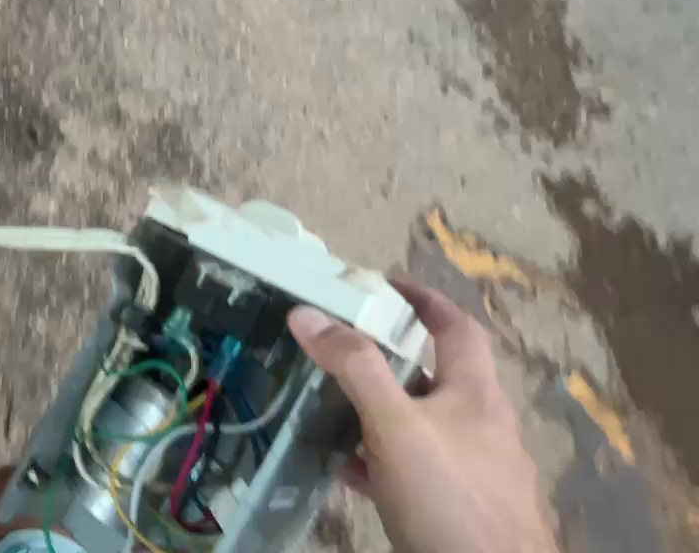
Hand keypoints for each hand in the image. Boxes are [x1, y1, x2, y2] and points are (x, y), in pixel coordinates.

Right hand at [286, 280, 557, 552]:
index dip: (424, 300)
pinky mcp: (455, 506)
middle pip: (433, 374)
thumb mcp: (395, 424)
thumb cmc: (451, 498)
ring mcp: (472, 470)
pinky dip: (374, 452)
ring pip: (418, 420)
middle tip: (334, 338)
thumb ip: (353, 366)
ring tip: (325, 395)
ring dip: (375, 402)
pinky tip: (342, 461)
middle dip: (384, 352)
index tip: (382, 281)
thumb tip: (305, 312)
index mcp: (475, 399)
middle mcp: (481, 428)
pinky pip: (409, 463)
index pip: (457, 331)